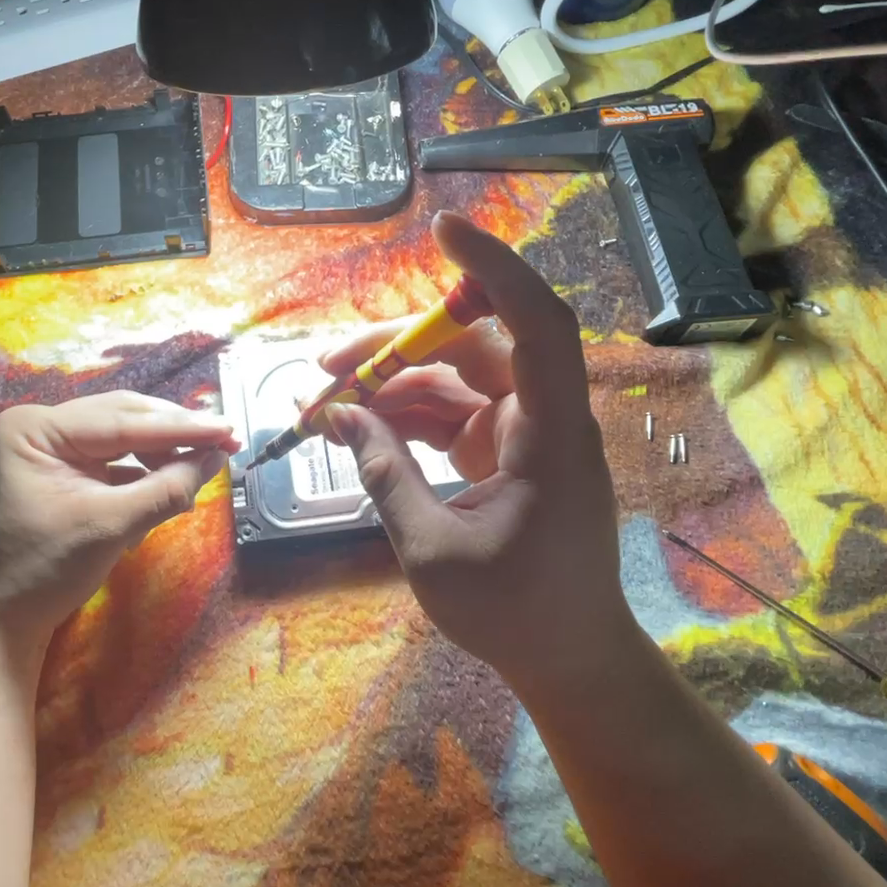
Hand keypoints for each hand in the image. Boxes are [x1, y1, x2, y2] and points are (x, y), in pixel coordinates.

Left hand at [0, 391, 238, 646]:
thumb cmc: (41, 571)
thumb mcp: (109, 527)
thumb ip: (166, 488)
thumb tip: (217, 457)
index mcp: (35, 428)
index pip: (122, 420)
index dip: (181, 426)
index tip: (229, 428)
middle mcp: (39, 426)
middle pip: (122, 419)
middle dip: (174, 433)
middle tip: (226, 439)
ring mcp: (48, 449)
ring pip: (121, 438)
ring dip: (161, 454)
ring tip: (200, 469)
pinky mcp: (59, 473)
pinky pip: (111, 462)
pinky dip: (141, 475)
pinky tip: (170, 487)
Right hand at [320, 211, 626, 690]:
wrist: (566, 657)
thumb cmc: (515, 612)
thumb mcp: (432, 548)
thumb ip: (384, 474)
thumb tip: (339, 416)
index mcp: (550, 432)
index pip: (536, 322)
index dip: (494, 268)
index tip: (443, 229)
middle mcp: (541, 415)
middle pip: (469, 346)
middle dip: (393, 350)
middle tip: (324, 368)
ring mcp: (520, 429)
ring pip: (450, 377)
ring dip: (387, 384)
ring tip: (319, 403)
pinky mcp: (501, 448)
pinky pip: (447, 411)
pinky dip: (401, 415)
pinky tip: (351, 425)